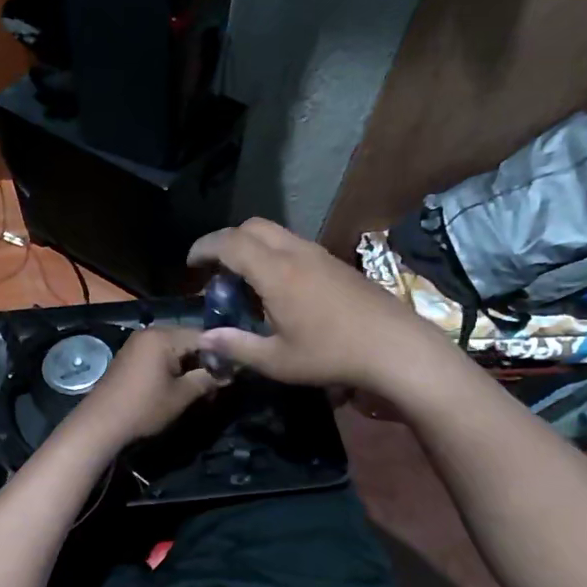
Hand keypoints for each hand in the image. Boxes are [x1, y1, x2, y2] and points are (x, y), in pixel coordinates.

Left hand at [58, 327, 216, 453]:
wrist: (100, 424)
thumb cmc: (144, 408)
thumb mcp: (181, 396)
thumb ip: (207, 379)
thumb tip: (230, 373)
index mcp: (163, 336)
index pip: (203, 336)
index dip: (221, 354)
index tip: (233, 372)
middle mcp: (149, 333)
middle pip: (188, 340)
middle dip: (204, 359)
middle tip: (219, 382)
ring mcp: (137, 344)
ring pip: (174, 348)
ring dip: (189, 365)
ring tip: (202, 387)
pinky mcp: (130, 356)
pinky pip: (159, 355)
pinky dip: (172, 367)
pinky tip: (180, 385)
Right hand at [187, 218, 434, 390]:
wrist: (396, 347)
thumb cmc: (332, 355)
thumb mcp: (277, 360)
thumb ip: (236, 346)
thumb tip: (203, 339)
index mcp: (276, 272)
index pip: (230, 243)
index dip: (204, 247)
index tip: (190, 263)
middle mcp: (295, 252)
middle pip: (252, 226)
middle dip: (227, 241)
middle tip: (216, 269)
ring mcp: (319, 254)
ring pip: (275, 233)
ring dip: (252, 246)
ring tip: (245, 281)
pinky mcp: (335, 263)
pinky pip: (293, 244)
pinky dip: (273, 253)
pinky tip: (279, 288)